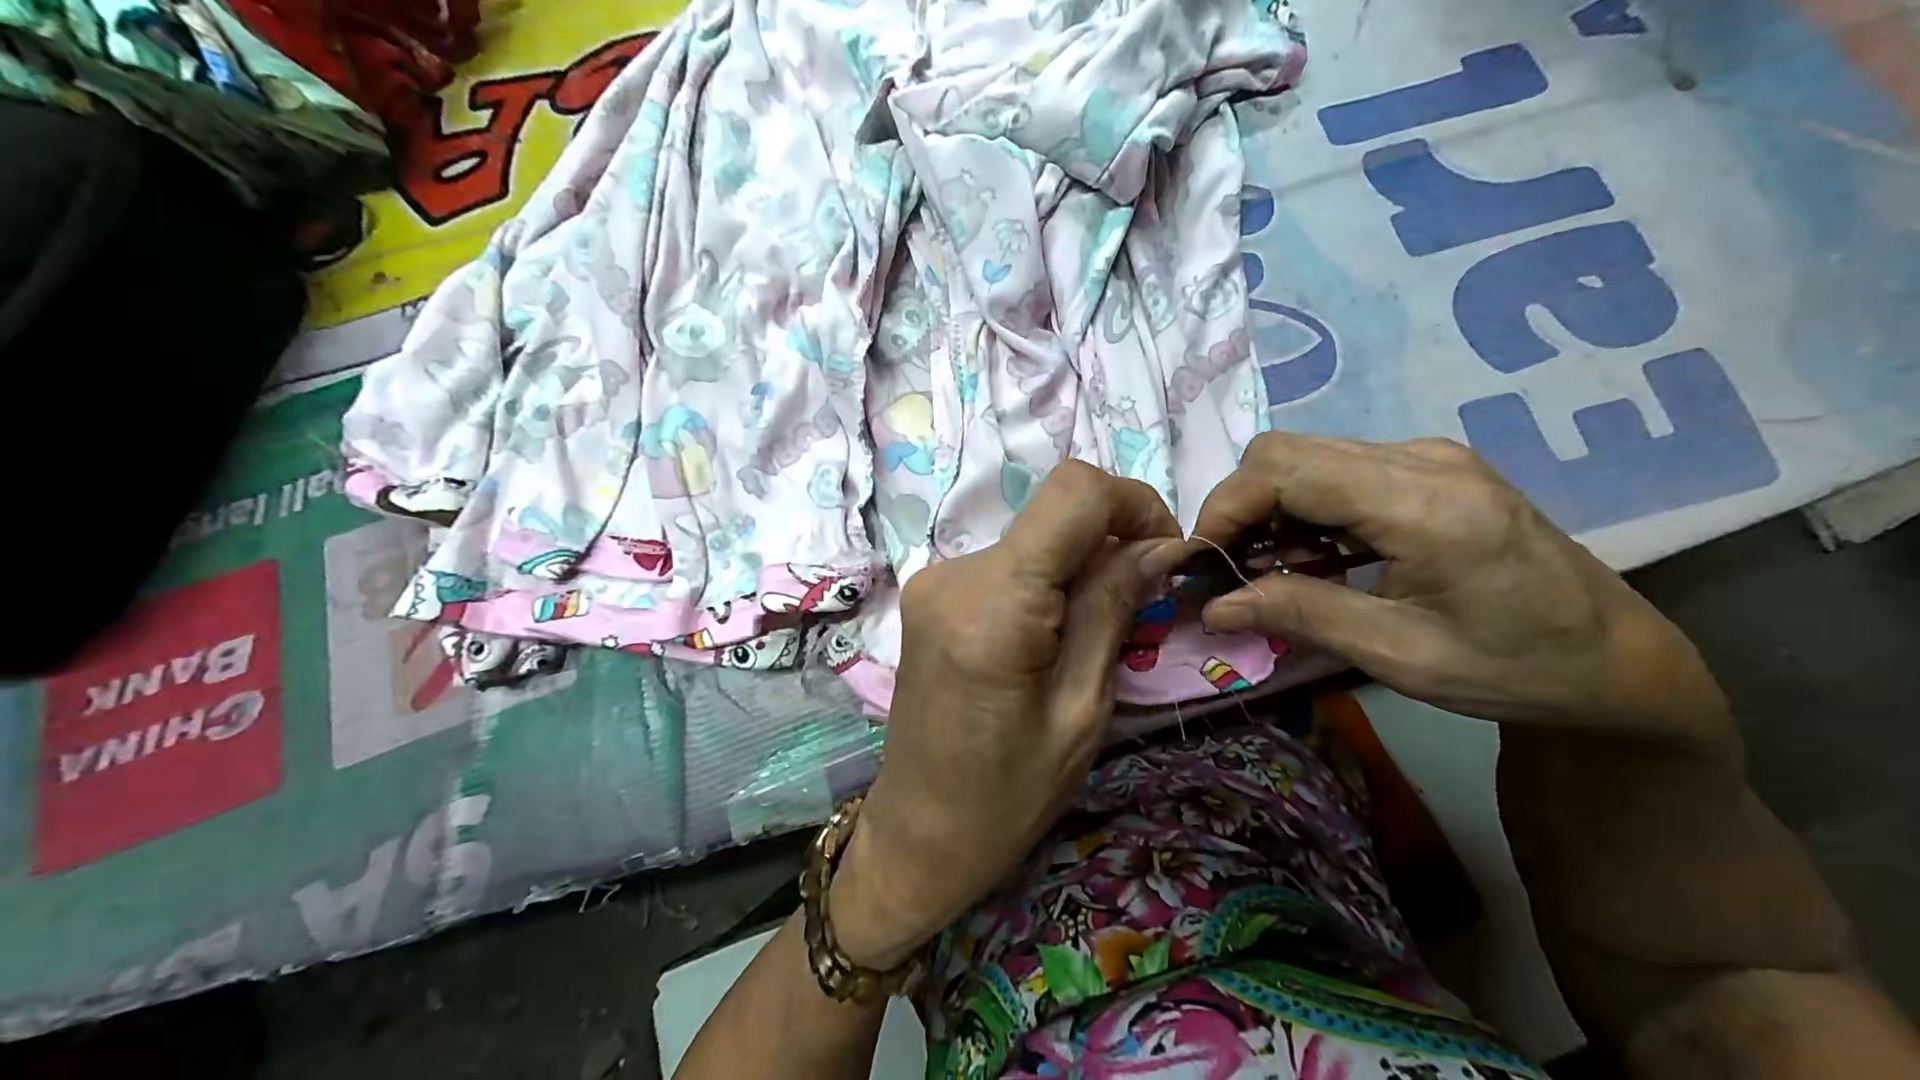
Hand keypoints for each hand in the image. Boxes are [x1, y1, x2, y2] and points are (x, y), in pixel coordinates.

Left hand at [828, 461, 1185, 969]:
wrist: (921, 828)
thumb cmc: (1009, 793)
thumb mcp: (1082, 708)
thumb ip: (1112, 609)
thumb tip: (1159, 544)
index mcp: (993, 605)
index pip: (1072, 493)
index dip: (1132, 503)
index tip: (1163, 553)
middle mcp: (953, 574)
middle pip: (1054, 513)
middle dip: (1111, 539)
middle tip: (1140, 601)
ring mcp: (934, 580)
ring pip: (1033, 536)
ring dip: (1078, 564)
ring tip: (1091, 634)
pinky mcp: (931, 593)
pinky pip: (1007, 561)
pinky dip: (1045, 579)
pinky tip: (1051, 634)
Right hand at [1192, 434, 1729, 742]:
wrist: (1616, 662)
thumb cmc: (1514, 669)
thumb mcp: (1400, 655)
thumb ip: (1300, 614)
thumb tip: (1212, 606)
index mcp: (1425, 505)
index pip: (1285, 469)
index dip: (1225, 508)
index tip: (1200, 562)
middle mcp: (1423, 460)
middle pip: (1285, 451)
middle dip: (1238, 506)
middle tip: (1228, 570)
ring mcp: (1428, 458)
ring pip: (1304, 456)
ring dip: (1265, 508)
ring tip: (1263, 570)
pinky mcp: (1427, 469)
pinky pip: (1333, 469)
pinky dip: (1298, 507)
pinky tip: (1306, 555)